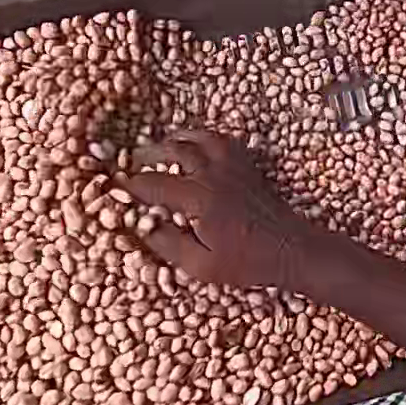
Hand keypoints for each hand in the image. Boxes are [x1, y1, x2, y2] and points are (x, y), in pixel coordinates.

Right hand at [117, 131, 324, 290]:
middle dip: (150, 155)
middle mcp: (214, 174)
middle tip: (134, 160)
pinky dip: (206, 139)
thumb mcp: (201, 265)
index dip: (131, 186)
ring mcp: (233, 167)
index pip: (154, 185)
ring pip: (200, 139)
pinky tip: (200, 146)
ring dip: (178, 140)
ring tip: (163, 144)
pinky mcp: (247, 167)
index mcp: (199, 198)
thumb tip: (142, 225)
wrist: (291, 248)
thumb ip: (168, 243)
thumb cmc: (247, 262)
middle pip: (175, 152)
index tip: (114, 186)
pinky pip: (223, 142)